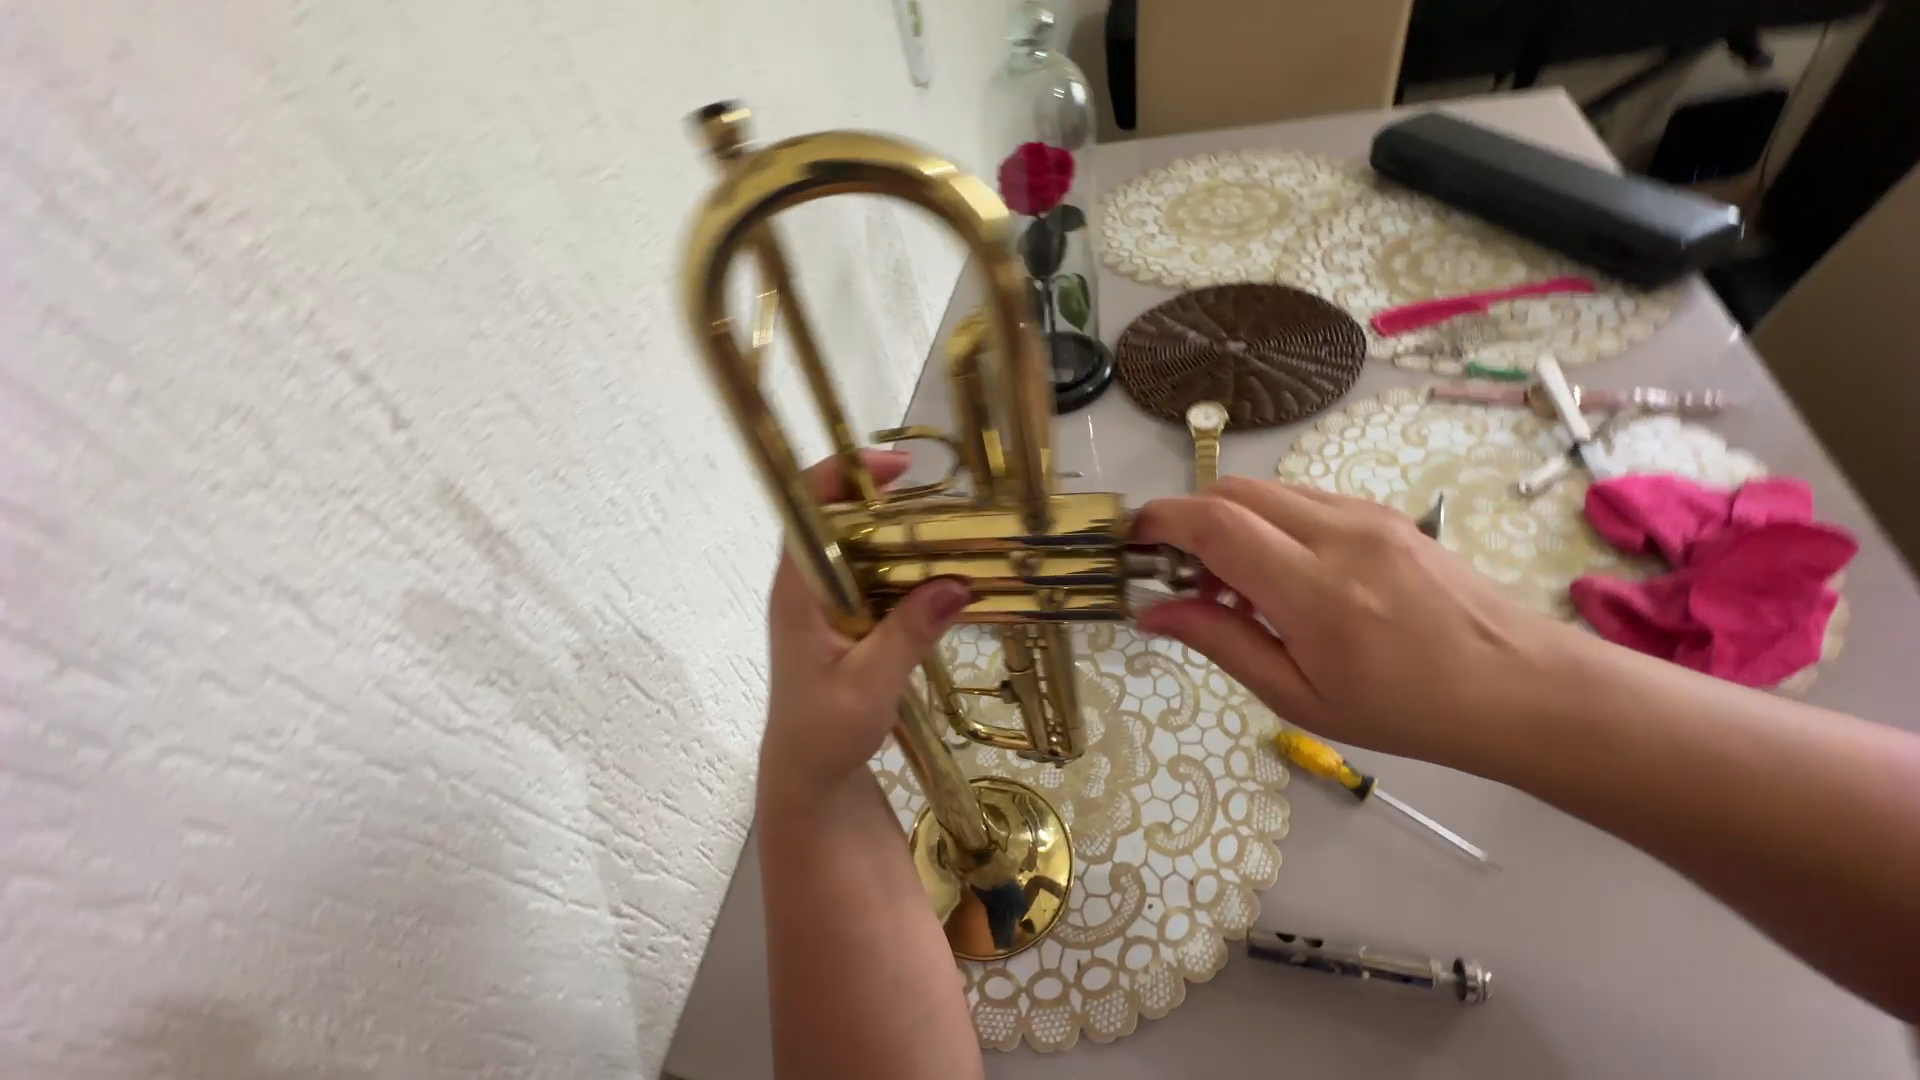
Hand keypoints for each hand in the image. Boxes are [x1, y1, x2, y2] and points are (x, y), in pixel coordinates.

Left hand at [760, 450, 971, 814]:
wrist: (807, 778)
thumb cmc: (822, 735)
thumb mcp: (868, 686)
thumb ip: (908, 634)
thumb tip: (958, 583)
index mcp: (798, 591)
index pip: (806, 509)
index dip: (844, 474)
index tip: (899, 466)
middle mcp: (806, 586)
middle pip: (836, 517)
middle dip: (885, 497)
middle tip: (941, 496)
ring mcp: (824, 603)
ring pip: (858, 546)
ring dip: (899, 531)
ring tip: (950, 527)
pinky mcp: (843, 621)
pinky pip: (871, 576)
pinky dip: (904, 565)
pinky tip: (938, 573)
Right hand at [1132, 477, 1581, 767]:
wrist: (1522, 687)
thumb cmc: (1406, 711)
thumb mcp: (1299, 697)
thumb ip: (1221, 643)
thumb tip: (1152, 613)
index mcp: (1314, 591)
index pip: (1215, 525)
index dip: (1160, 522)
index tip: (1130, 541)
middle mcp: (1338, 534)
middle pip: (1233, 492)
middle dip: (1188, 521)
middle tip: (1182, 578)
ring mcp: (1366, 515)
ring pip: (1265, 490)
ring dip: (1228, 522)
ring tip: (1235, 586)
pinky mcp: (1382, 513)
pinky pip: (1301, 498)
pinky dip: (1266, 523)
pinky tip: (1282, 575)